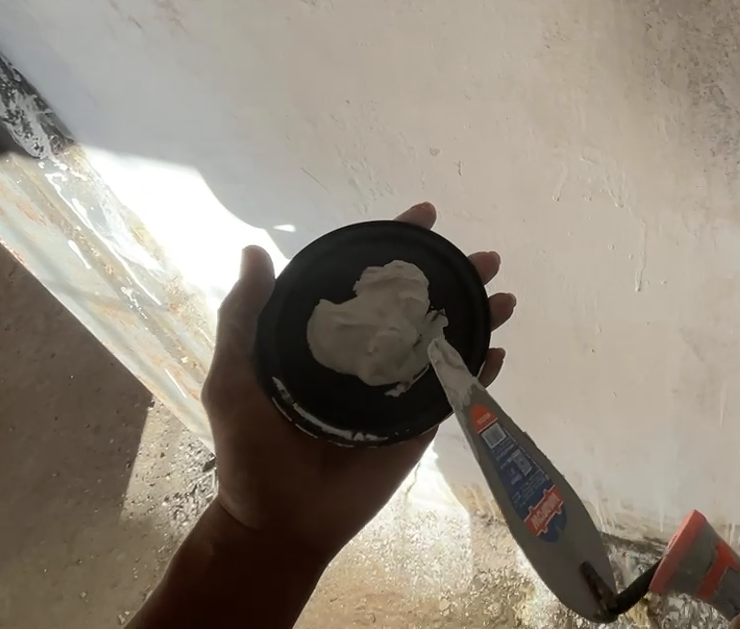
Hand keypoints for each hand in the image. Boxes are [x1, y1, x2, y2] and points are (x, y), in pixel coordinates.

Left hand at [202, 201, 514, 562]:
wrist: (277, 523)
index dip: (400, 244)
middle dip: (458, 275)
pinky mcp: (419, 422)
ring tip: (504, 299)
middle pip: (423, 302)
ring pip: (448, 340)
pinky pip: (456, 390)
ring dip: (480, 316)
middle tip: (485, 259)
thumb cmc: (252, 451)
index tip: (427, 215)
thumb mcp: (235, 379)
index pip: (373, 278)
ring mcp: (401, 386)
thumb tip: (254, 250)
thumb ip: (244, 319)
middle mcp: (375, 350)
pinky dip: (480, 372)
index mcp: (336, 334)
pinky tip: (496, 352)